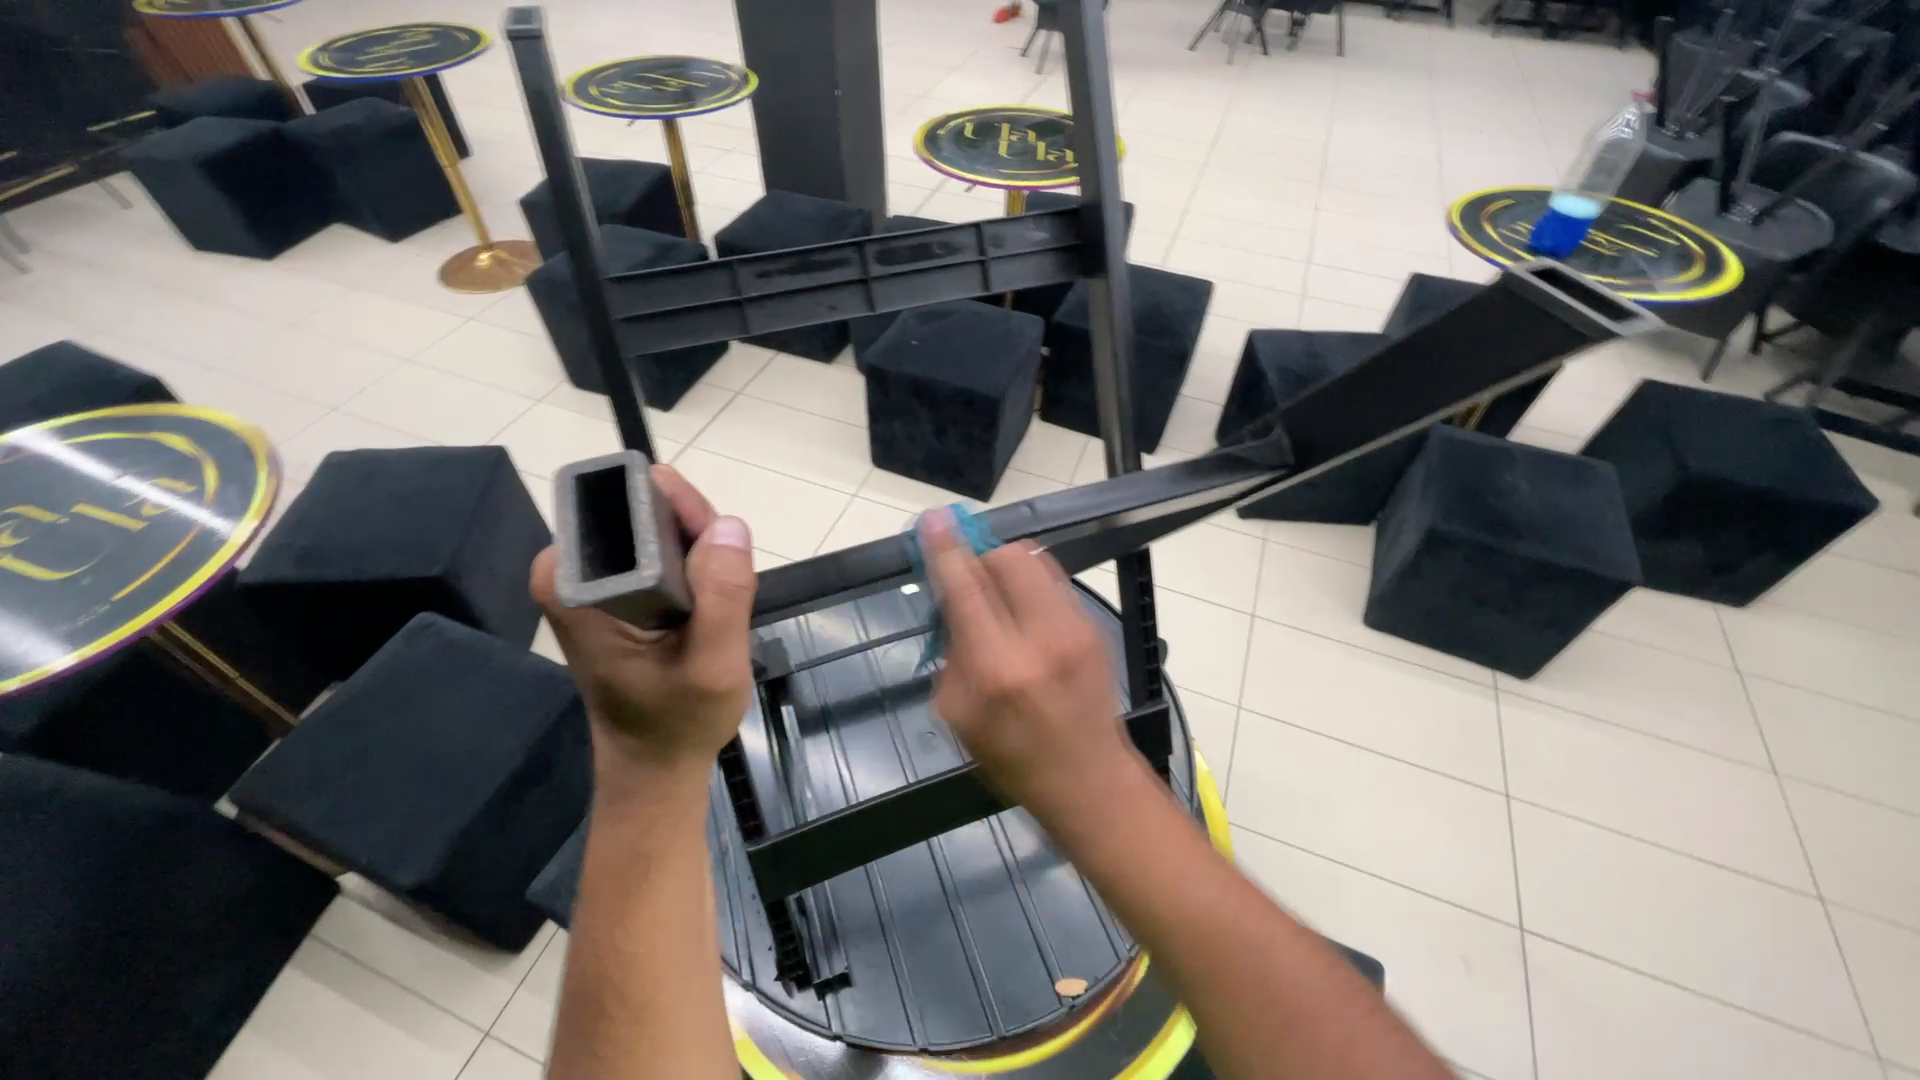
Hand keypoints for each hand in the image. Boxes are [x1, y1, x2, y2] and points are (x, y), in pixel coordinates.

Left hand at [529, 465, 756, 789]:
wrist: (654, 765)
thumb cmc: (678, 721)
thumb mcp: (713, 665)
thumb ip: (722, 595)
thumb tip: (730, 525)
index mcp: (574, 582)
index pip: (632, 505)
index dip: (684, 513)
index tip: (721, 548)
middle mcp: (571, 569)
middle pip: (647, 509)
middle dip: (696, 535)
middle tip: (728, 584)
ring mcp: (590, 577)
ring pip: (658, 527)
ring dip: (700, 553)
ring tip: (720, 601)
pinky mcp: (610, 589)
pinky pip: (659, 550)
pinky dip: (693, 568)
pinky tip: (708, 604)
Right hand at [921, 510, 1133, 816]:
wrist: (1089, 779)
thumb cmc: (1012, 757)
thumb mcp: (959, 715)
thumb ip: (952, 652)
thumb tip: (953, 604)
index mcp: (997, 669)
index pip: (966, 589)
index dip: (946, 549)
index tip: (934, 520)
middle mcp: (1040, 639)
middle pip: (1008, 559)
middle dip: (981, 558)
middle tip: (969, 580)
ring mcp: (1075, 630)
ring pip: (1036, 562)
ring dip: (1008, 568)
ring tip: (999, 597)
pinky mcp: (1093, 628)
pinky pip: (1055, 583)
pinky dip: (1031, 588)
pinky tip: (1027, 617)